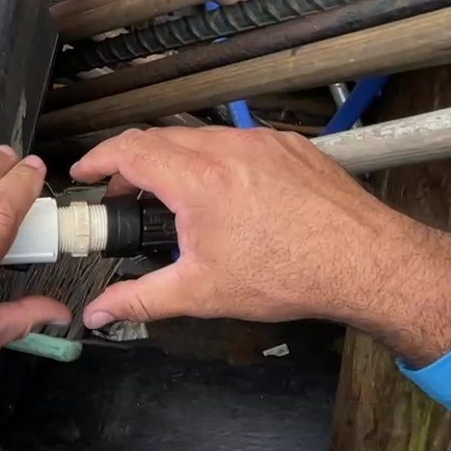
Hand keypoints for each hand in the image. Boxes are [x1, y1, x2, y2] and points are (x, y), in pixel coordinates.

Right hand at [70, 127, 450, 366]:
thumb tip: (99, 313)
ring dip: (169, 160)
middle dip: (128, 163)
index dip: (97, 159)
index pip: (129, 150)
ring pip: (197, 136)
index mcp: (199, 180)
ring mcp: (262, 142)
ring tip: (164, 197)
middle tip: (118, 195)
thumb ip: (138, 300)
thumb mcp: (199, 292)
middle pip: (159, 138)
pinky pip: (233, 141)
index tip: (83, 174)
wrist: (367, 262)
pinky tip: (214, 193)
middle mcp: (229, 148)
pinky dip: (207, 158)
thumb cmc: (290, 273)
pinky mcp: (288, 147)